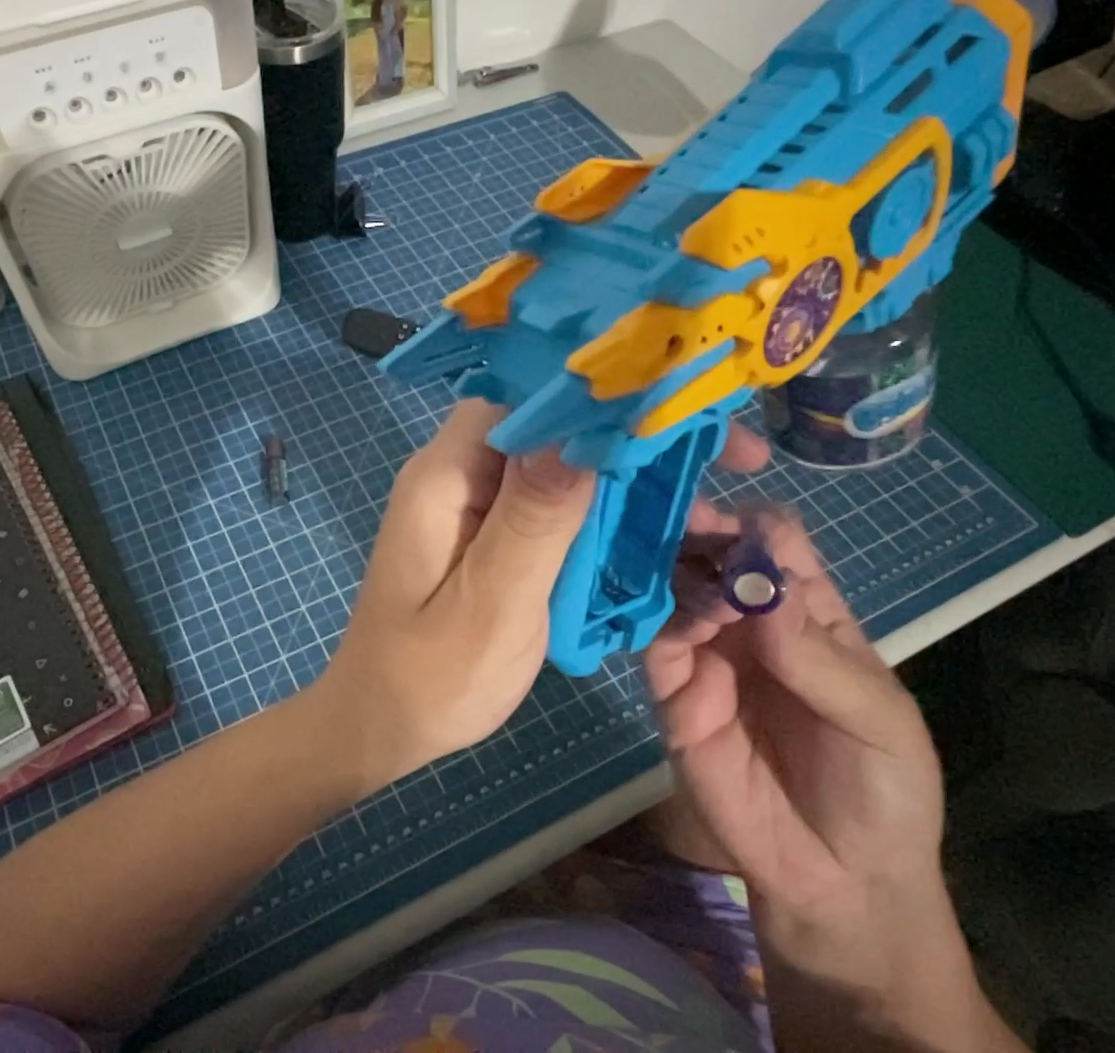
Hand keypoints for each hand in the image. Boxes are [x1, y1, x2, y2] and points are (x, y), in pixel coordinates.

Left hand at [315, 403, 769, 785]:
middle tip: (733, 455)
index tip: (687, 401)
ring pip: (561, 461)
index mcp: (446, 474)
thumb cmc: (429, 677)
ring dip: (629, 473)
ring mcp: (475, 504)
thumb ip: (535, 516)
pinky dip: (605, 511)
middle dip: (635, 430)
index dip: (606, 387)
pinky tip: (658, 526)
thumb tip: (585, 423)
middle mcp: (459, 473)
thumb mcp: (489, 601)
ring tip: (712, 492)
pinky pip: (554, 503)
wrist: (380, 726)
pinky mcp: (492, 535)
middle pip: (552, 421)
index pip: (527, 392)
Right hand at [646, 513, 943, 912]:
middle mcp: (751, 624)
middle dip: (692, 533)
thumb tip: (760, 586)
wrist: (837, 878)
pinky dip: (645, 618)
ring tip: (660, 564)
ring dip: (664, 569)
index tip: (725, 517)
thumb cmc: (881, 789)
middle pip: (714, 557)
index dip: (751, 525)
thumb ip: (818, 657)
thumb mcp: (878, 720)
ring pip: (674, 591)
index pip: (775, 545)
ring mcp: (708, 657)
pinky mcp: (672, 695)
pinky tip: (649, 608)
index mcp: (810, 615)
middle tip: (667, 520)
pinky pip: (651, 644)